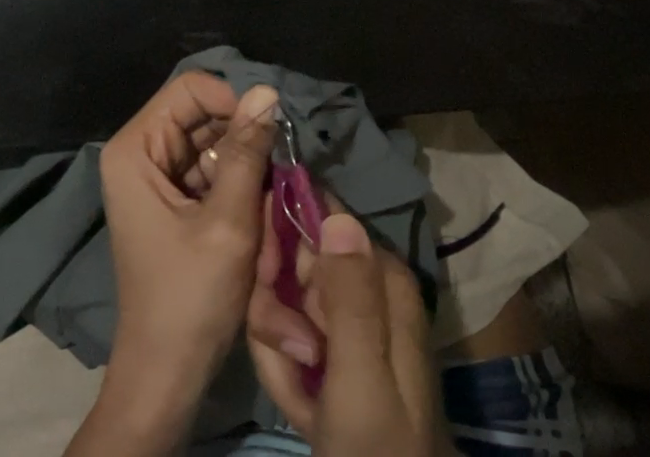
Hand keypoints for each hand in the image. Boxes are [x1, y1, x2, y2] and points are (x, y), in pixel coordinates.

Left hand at [100, 73, 278, 388]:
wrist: (168, 368)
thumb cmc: (191, 296)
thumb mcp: (227, 222)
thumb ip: (247, 153)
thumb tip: (268, 92)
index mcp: (134, 149)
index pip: (189, 89)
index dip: (233, 100)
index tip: (273, 131)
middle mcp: (139, 153)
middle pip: (200, 113)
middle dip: (243, 131)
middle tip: (285, 161)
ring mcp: (155, 177)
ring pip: (210, 141)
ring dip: (247, 158)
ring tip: (277, 185)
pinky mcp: (173, 200)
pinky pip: (211, 169)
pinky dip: (239, 179)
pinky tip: (264, 201)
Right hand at [247, 202, 435, 456]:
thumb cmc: (377, 444)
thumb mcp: (361, 374)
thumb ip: (350, 298)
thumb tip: (338, 216)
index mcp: (385, 280)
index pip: (320, 220)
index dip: (283, 242)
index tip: (265, 275)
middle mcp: (368, 289)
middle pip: (294, 260)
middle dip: (277, 306)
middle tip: (291, 352)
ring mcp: (347, 321)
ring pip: (282, 299)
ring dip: (277, 345)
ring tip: (299, 389)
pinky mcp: (330, 350)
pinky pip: (285, 335)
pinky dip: (283, 368)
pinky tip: (301, 403)